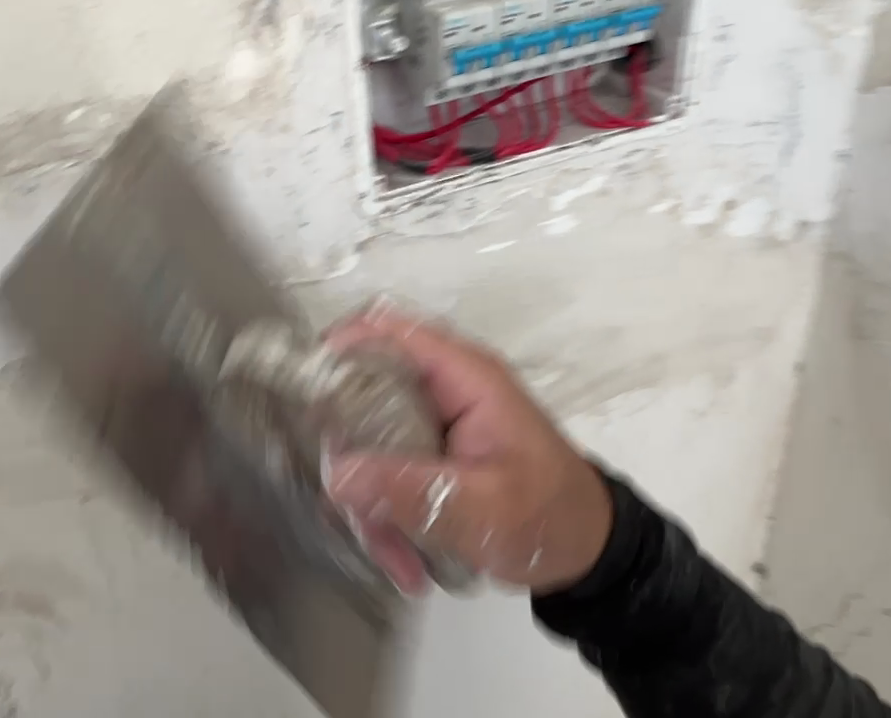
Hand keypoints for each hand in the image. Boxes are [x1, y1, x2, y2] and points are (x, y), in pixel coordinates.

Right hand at [323, 300, 612, 595]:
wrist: (586, 552)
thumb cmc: (548, 516)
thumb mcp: (481, 507)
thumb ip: (410, 489)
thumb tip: (336, 475)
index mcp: (462, 376)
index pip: (390, 332)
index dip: (342, 347)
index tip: (304, 390)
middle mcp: (443, 388)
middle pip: (366, 392)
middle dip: (350, 452)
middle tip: (347, 500)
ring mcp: (436, 421)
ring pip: (371, 441)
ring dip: (372, 500)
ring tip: (395, 555)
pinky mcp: (431, 453)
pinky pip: (388, 471)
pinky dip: (389, 514)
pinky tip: (407, 559)